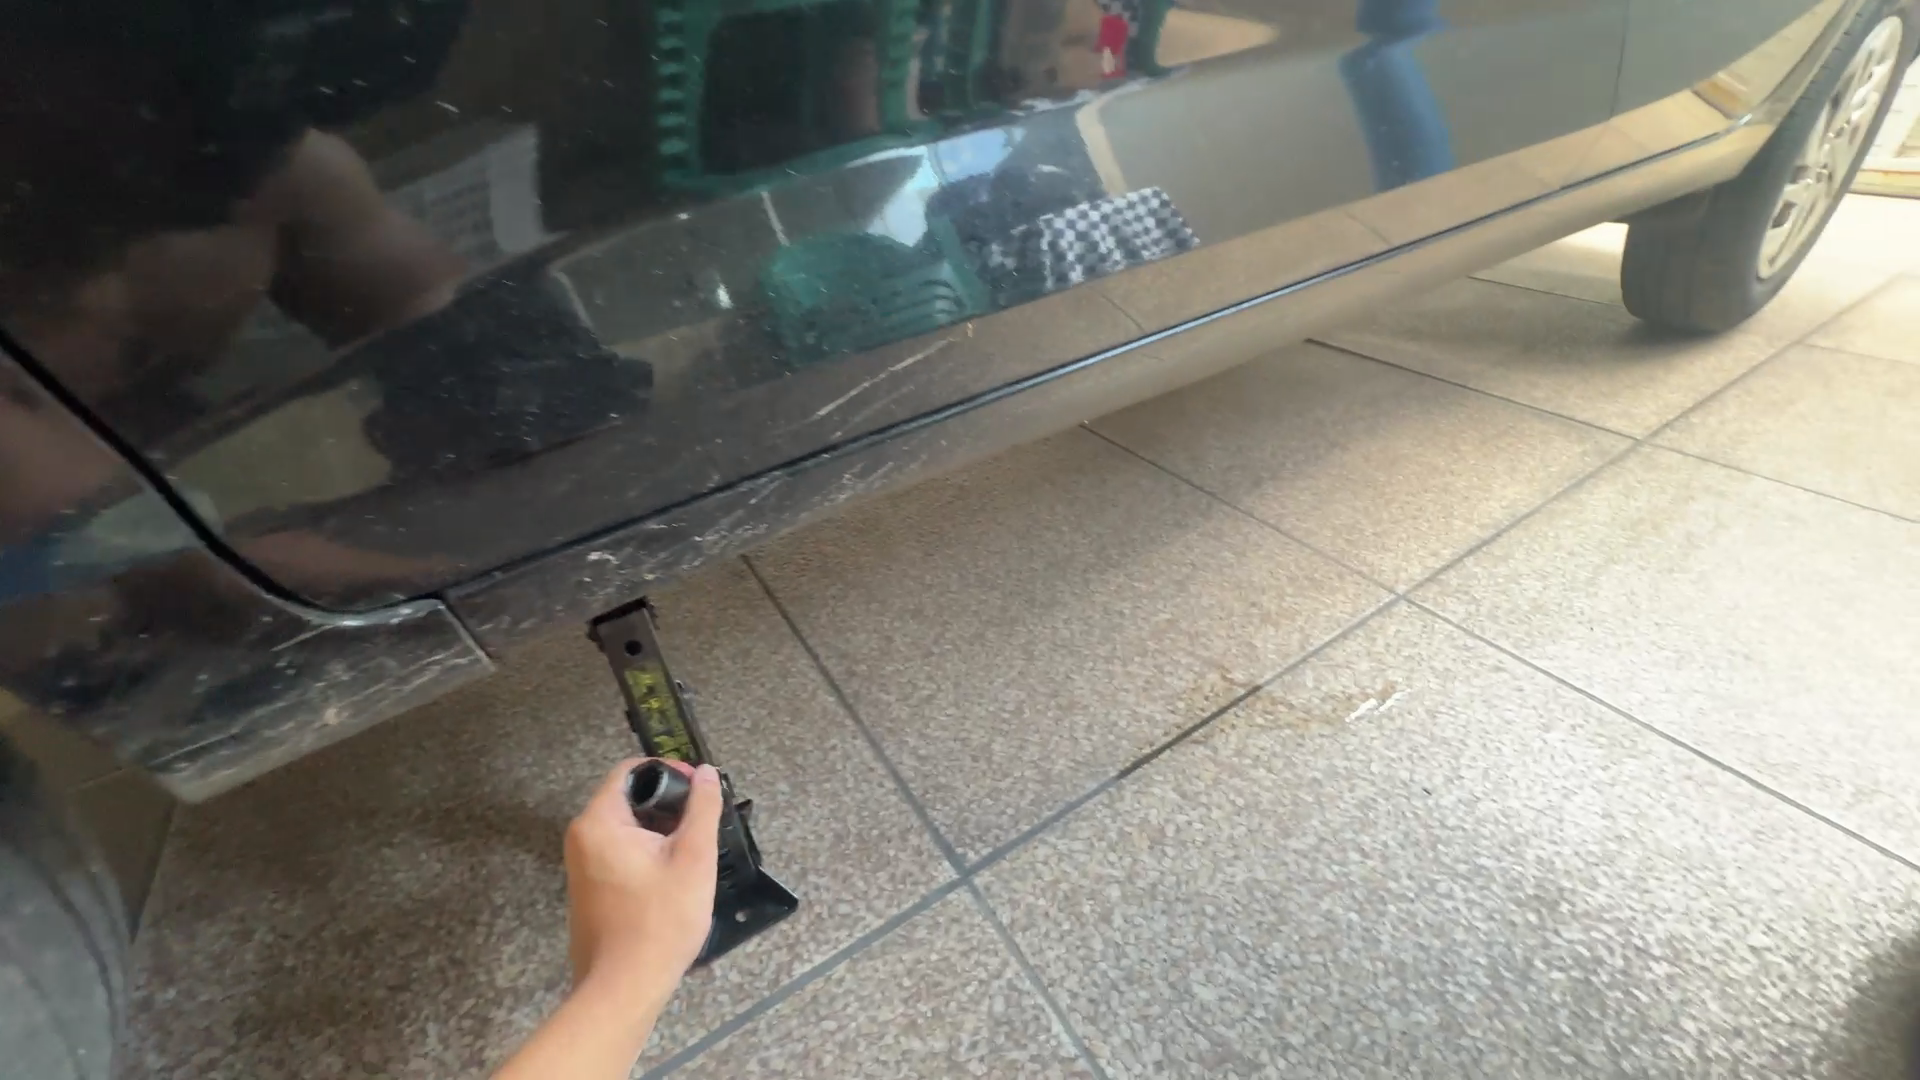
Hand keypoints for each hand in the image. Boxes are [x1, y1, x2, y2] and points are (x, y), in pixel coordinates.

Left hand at [564, 758, 721, 1008]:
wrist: (624, 988)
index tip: (696, 787)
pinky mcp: (588, 889)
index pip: (630, 771)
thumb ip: (702, 806)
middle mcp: (582, 838)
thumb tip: (705, 772)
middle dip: (668, 803)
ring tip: (692, 848)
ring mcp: (581, 866)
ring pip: (627, 827)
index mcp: (600, 822)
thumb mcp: (694, 855)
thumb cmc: (660, 917)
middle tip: (700, 821)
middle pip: (628, 798)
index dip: (667, 770)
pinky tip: (672, 873)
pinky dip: (647, 851)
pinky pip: (620, 851)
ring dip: (660, 829)